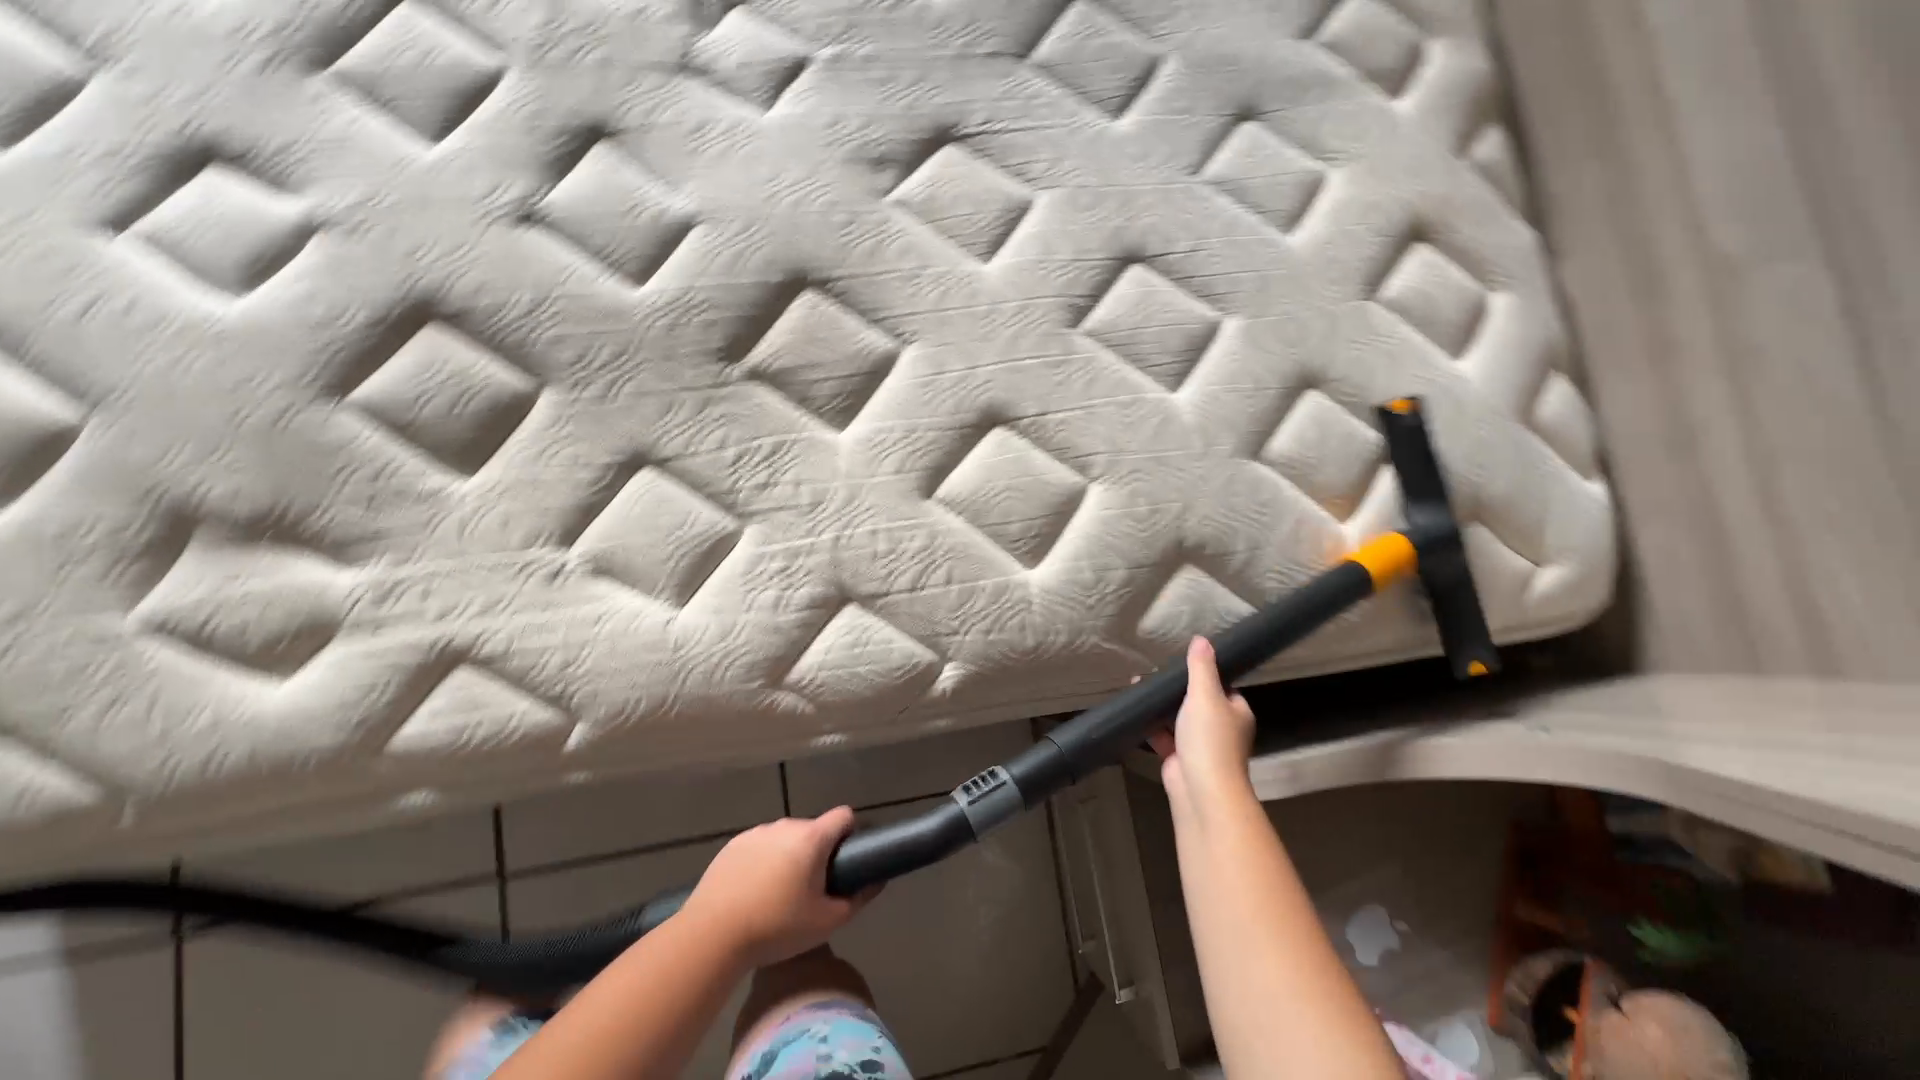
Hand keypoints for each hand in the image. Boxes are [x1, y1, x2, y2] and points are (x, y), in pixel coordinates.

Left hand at [681, 806, 877, 967]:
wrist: (711, 935)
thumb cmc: (776, 927)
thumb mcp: (826, 922)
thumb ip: (858, 898)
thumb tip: (877, 881)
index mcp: (811, 839)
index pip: (843, 816)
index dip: (850, 834)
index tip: (845, 862)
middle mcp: (784, 826)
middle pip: (812, 830)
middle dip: (817, 853)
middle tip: (811, 891)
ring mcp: (755, 834)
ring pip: (784, 839)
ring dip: (788, 857)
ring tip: (777, 896)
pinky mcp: (731, 846)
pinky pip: (759, 847)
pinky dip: (762, 862)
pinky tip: (752, 893)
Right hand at [1149, 637, 1255, 800]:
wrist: (1200, 788)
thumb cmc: (1210, 738)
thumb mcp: (1205, 694)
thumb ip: (1201, 667)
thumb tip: (1202, 639)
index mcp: (1237, 712)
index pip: (1224, 687)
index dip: (1206, 674)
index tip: (1184, 663)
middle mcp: (1223, 729)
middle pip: (1199, 703)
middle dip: (1178, 691)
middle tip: (1155, 676)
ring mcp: (1201, 746)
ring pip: (1180, 720)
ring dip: (1163, 708)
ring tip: (1140, 687)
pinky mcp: (1180, 758)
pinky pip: (1165, 737)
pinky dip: (1153, 728)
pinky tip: (1136, 713)